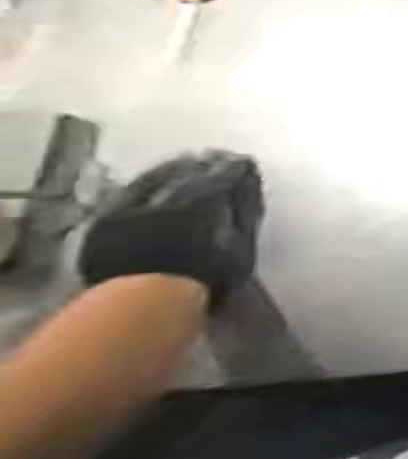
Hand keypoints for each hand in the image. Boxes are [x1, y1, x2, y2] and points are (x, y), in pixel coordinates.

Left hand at [79, 151, 263, 308]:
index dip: (235, 167)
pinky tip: (154, 178)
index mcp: (199, 205)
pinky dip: (144, 182)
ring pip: (154, 178)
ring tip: (189, 162)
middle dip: (204, 164)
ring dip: (173, 168)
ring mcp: (128, 208)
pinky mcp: (106, 219)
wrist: (146, 303)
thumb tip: (250, 181)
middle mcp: (162, 199)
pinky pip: (127, 192)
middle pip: (186, 174)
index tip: (245, 160)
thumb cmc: (206, 276)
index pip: (221, 176)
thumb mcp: (240, 244)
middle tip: (219, 156)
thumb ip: (245, 211)